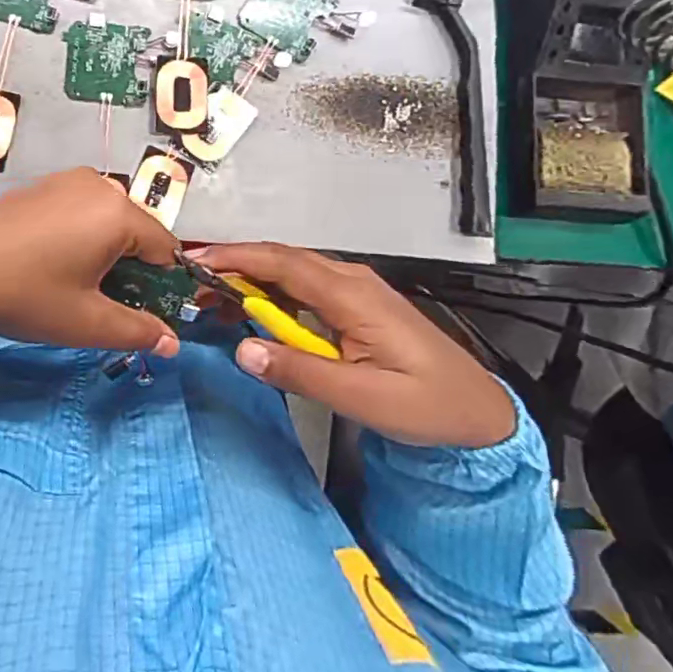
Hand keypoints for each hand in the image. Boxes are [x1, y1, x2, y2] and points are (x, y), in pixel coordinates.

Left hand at [0, 168, 182, 355]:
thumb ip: (138, 331)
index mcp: (117, 212)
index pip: (166, 249)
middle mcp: (97, 184)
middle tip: (99, 302)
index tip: (139, 313)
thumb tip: (172, 341)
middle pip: (136, 232)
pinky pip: (80, 211)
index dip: (160, 287)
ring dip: (104, 254)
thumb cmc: (25, 295)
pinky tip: (51, 263)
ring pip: (108, 222)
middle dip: (130, 270)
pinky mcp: (40, 185)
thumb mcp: (87, 323)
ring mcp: (65, 180)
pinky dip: (80, 237)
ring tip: (72, 285)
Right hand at [189, 243, 515, 448]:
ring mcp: (353, 288)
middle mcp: (350, 280)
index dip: (235, 257)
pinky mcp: (352, 302)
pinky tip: (250, 307)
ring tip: (212, 296)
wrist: (480, 414)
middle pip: (280, 258)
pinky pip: (300, 284)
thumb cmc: (429, 406)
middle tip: (192, 281)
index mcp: (352, 295)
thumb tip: (242, 350)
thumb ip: (301, 373)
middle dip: (232, 263)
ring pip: (288, 268)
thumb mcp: (364, 399)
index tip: (195, 262)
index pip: (282, 263)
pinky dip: (267, 290)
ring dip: (247, 276)